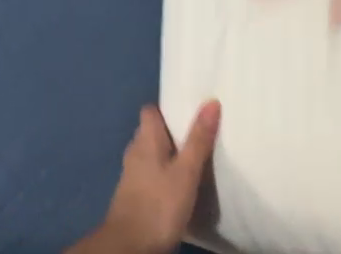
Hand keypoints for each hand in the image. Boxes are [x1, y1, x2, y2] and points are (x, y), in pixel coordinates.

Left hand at [75, 102, 220, 253]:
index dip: (167, 108)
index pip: (150, 111)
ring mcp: (132, 174)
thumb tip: (211, 102)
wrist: (130, 244)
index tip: (189, 111)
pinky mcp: (134, 194)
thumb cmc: (159, 203)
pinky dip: (163, 173)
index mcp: (145, 140)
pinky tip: (178, 186)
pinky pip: (150, 173)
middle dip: (171, 131)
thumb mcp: (186, 172)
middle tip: (198, 136)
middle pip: (151, 131)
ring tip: (193, 159)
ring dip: (168, 154)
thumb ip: (198, 140)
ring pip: (151, 154)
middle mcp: (135, 151)